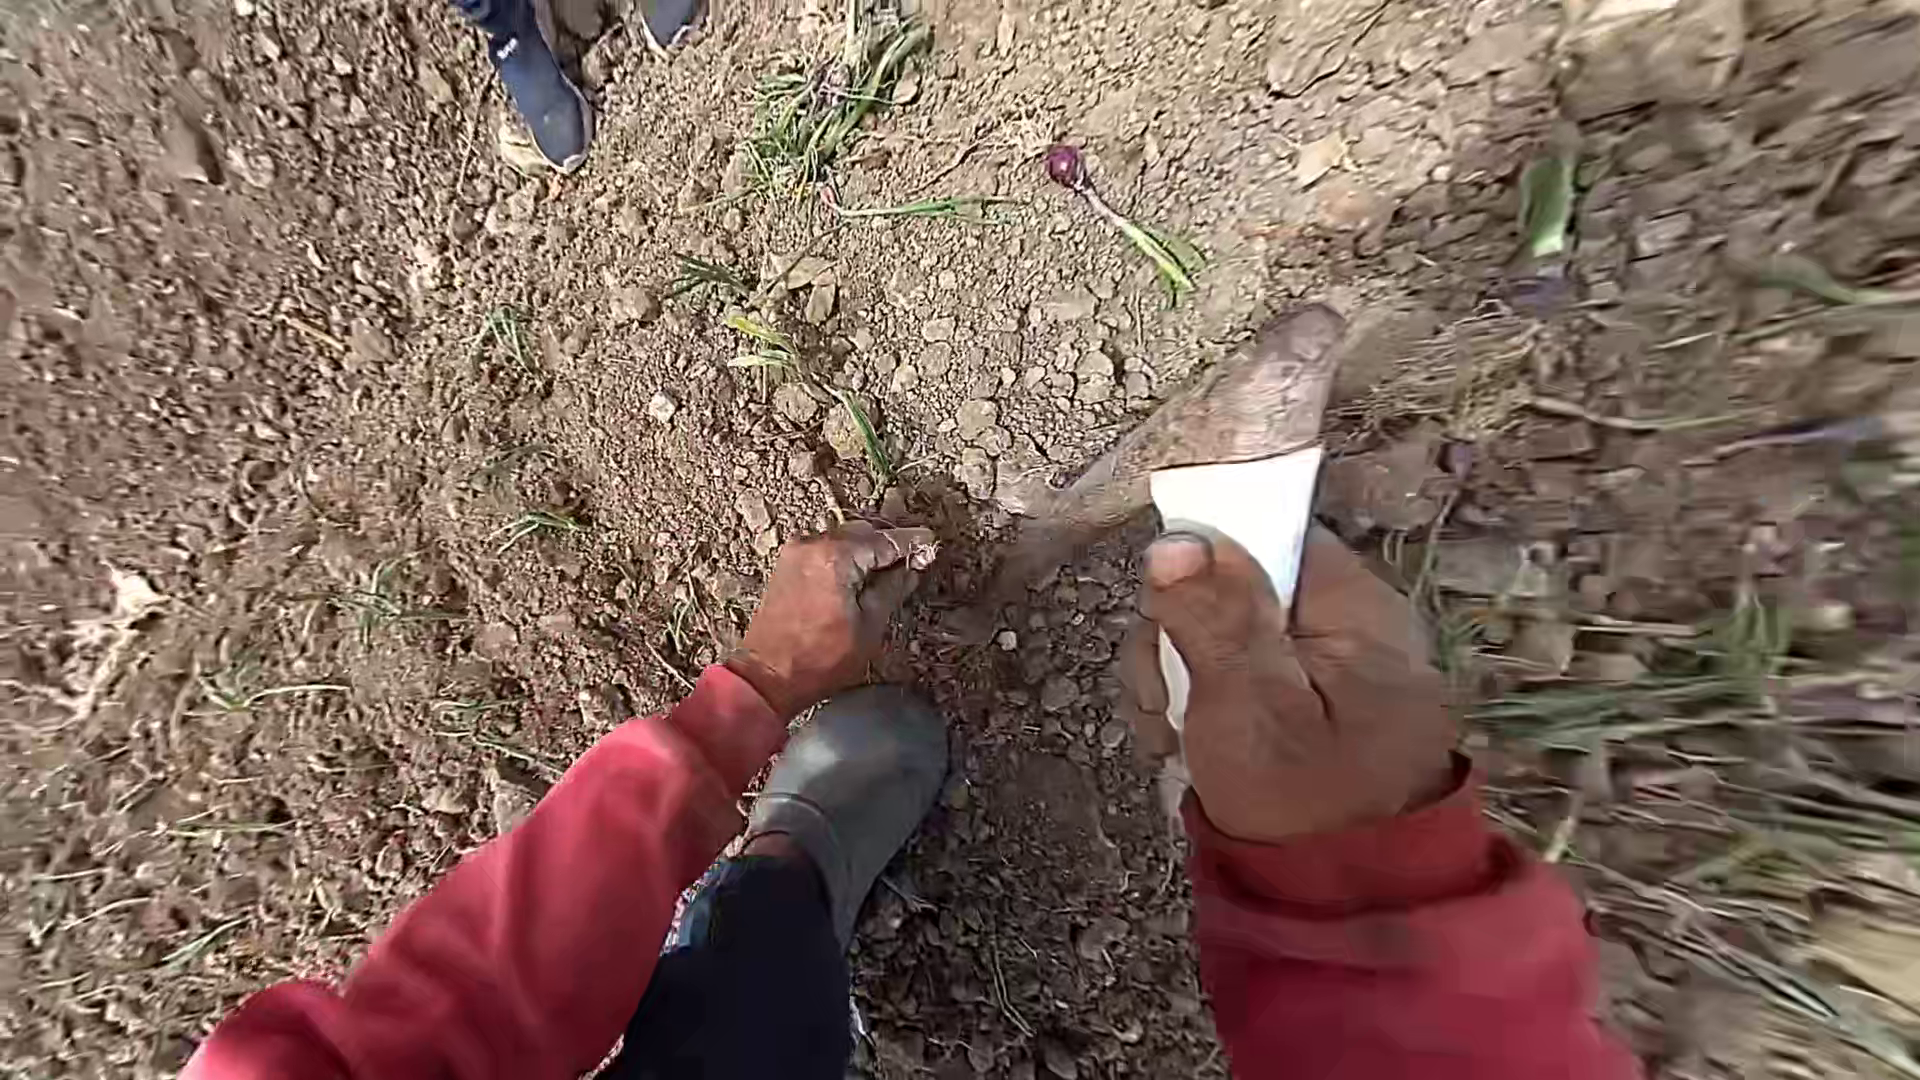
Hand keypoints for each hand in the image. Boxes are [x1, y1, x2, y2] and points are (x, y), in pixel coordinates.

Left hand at [726, 521, 933, 719]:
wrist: (768, 676)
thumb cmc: (822, 658)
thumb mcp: (869, 625)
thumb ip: (893, 586)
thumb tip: (912, 565)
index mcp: (836, 556)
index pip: (884, 541)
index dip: (911, 542)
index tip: (930, 542)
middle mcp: (813, 544)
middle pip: (863, 533)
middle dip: (889, 544)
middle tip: (914, 558)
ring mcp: (797, 552)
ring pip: (844, 538)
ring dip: (868, 549)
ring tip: (890, 568)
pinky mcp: (788, 564)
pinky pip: (826, 549)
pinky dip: (847, 556)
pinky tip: (861, 573)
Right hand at [1120, 527, 1455, 841]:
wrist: (1330, 898)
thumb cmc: (1298, 798)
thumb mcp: (1249, 703)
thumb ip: (1214, 618)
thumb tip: (1174, 540)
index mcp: (1350, 607)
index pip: (1269, 530)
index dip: (1205, 553)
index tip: (1166, 603)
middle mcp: (1332, 621)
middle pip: (1226, 578)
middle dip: (1174, 628)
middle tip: (1158, 689)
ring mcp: (1304, 656)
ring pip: (1207, 620)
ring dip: (1166, 667)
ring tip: (1162, 725)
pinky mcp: (1277, 686)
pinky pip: (1213, 659)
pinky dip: (1180, 690)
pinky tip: (1171, 733)